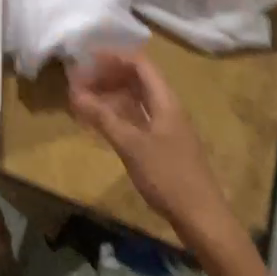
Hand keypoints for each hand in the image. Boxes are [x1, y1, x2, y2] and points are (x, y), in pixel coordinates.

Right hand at [67, 51, 225, 228]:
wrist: (201, 217)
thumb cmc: (167, 176)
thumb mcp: (131, 145)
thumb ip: (103, 117)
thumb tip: (75, 92)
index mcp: (165, 101)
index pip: (140, 64)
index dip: (114, 57)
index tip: (87, 59)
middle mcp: (168, 108)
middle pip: (138, 79)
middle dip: (110, 75)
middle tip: (82, 81)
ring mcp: (167, 127)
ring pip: (138, 99)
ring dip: (113, 95)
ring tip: (86, 99)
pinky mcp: (164, 145)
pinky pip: (139, 118)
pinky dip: (119, 114)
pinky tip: (103, 122)